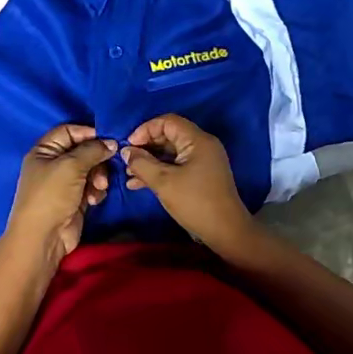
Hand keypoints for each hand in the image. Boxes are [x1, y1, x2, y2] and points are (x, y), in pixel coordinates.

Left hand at [4, 124, 116, 265]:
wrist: (44, 237)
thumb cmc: (51, 195)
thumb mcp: (70, 166)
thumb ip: (92, 150)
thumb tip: (111, 143)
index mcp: (44, 151)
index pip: (68, 131)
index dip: (88, 133)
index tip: (108, 139)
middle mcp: (53, 164)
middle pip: (83, 151)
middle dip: (97, 159)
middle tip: (105, 169)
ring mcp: (64, 183)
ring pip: (90, 169)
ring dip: (98, 177)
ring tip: (98, 188)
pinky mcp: (75, 199)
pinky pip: (92, 187)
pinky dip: (96, 191)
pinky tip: (94, 200)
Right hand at [122, 114, 258, 253]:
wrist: (225, 231)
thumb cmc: (195, 202)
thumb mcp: (163, 182)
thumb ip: (141, 163)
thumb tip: (126, 151)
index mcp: (197, 140)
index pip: (167, 122)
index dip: (145, 129)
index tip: (129, 146)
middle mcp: (202, 145)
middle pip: (168, 136)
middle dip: (145, 147)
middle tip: (126, 161)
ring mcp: (202, 160)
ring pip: (170, 153)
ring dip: (149, 161)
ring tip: (128, 174)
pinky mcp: (200, 175)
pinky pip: (175, 165)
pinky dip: (159, 171)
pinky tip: (138, 184)